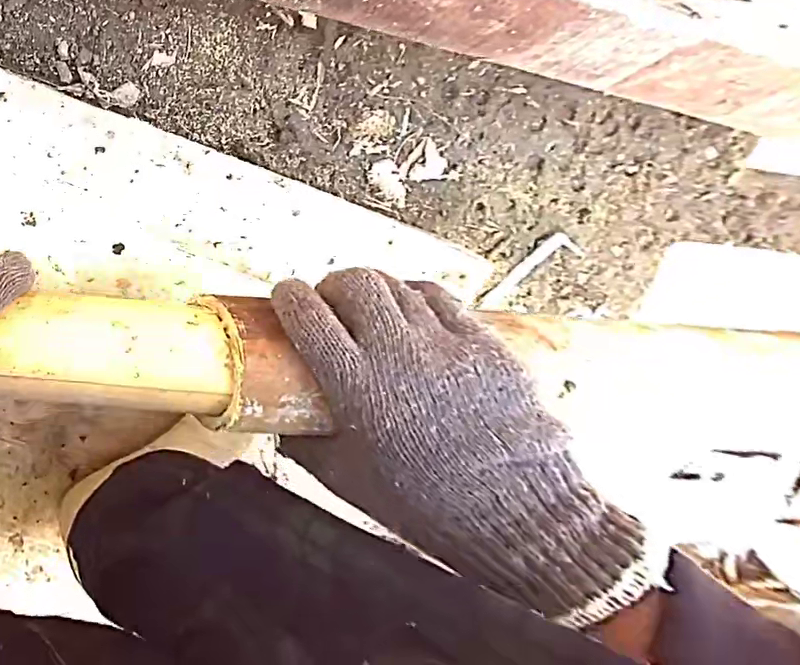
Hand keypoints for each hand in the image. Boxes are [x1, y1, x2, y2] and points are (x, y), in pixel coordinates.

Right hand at [272, 269, 654, 626]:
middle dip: (333, 285)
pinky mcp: (482, 341)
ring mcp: (443, 343)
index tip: (286, 295)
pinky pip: (436, 296)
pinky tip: (412, 316)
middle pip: (353, 281)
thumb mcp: (348, 478)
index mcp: (357, 387)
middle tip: (332, 302)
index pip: (307, 314)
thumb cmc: (429, 505)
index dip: (288, 295)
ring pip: (394, 283)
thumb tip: (278, 420)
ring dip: (373, 290)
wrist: (521, 517)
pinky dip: (414, 297)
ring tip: (372, 310)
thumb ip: (305, 442)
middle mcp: (397, 354)